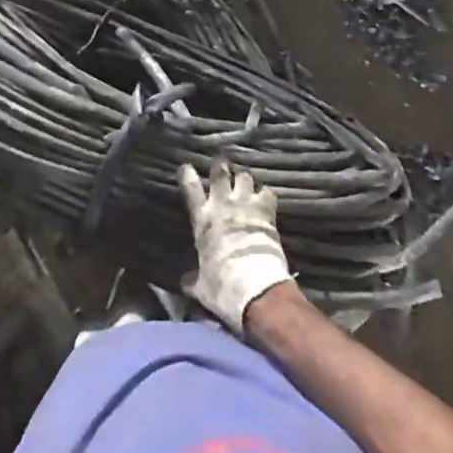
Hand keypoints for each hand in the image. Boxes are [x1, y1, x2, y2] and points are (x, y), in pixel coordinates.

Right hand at [179, 160, 293, 331]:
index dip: (187, 174)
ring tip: (245, 182)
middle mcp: (222, 206)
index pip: (190, 187)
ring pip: (245, 178)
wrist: (256, 290)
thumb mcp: (200, 285)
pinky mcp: (267, 215)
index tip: (186, 167)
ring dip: (245, 179)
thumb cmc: (222, 287)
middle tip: (222, 163)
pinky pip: (268, 194)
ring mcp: (246, 207)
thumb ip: (192, 278)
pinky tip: (267, 198)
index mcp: (202, 218)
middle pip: (221, 173)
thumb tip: (184, 283)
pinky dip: (266, 195)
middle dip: (221, 166)